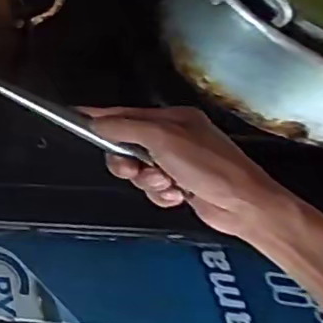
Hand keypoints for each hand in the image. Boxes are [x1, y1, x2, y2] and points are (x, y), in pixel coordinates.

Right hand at [78, 106, 299, 237]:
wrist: (249, 209)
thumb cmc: (211, 168)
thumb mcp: (162, 139)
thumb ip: (124, 127)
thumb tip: (94, 122)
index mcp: (172, 119)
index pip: (124, 113)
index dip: (98, 115)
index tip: (73, 115)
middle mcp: (173, 138)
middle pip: (125, 144)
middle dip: (125, 160)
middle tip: (131, 168)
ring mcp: (177, 163)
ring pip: (136, 169)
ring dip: (146, 180)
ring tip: (165, 184)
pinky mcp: (180, 186)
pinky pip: (151, 187)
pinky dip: (159, 193)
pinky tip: (177, 195)